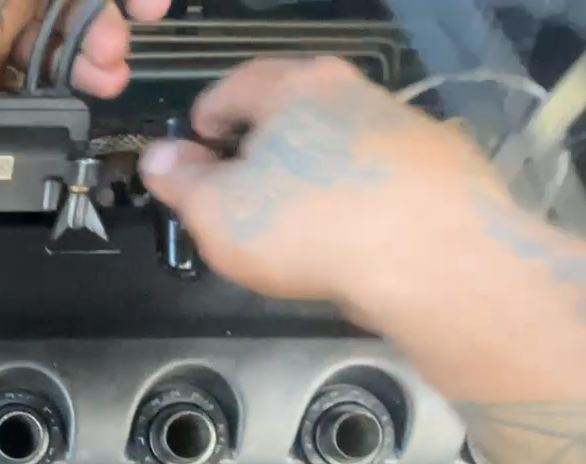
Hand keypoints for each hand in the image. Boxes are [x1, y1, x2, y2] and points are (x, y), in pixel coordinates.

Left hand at [0, 0, 171, 97]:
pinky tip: (62, 101)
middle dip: (102, 30)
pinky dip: (42, 92)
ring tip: (106, 80)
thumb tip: (95, 4)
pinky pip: (18, 80)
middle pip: (74, 9)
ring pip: (52, 45)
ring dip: (83, 63)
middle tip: (116, 54)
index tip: (152, 8)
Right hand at [136, 58, 512, 320]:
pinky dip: (338, 196)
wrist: (429, 255)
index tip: (189, 164)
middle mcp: (348, 89)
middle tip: (228, 203)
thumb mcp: (214, 210)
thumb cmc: (303, 225)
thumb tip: (157, 155)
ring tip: (282, 229)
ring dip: (294, 174)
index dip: (198, 126)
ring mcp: (395, 122)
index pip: (229, 86)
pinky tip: (333, 238)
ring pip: (323, 142)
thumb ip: (179, 180)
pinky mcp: (428, 163)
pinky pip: (362, 173)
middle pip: (280, 113)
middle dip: (248, 152)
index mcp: (292, 87)